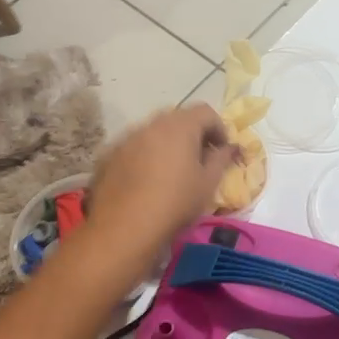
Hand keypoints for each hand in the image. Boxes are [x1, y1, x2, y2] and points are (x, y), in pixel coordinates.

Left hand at [83, 105, 235, 259]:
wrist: (125, 227)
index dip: (219, 128)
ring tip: (172, 171)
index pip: (206, 111)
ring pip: (153, 133)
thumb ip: (222, 158)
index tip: (222, 150)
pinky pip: (134, 148)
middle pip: (178, 119)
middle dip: (193, 134)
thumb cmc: (176, 202)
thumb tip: (230, 147)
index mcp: (180, 126)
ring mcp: (126, 138)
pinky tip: (147, 181)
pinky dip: (145, 156)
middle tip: (200, 159)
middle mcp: (151, 124)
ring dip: (167, 144)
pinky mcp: (109, 155)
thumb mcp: (208, 183)